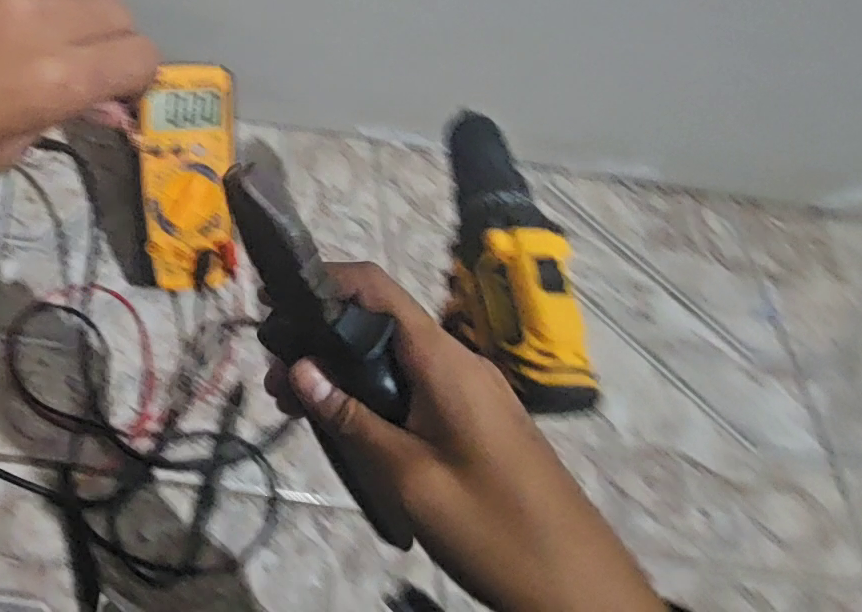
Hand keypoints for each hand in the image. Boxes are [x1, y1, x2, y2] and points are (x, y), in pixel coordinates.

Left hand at [0, 0, 158, 205]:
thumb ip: (60, 115)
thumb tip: (107, 103)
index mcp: (52, 78)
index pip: (138, 56)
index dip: (136, 79)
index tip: (117, 91)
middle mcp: (36, 17)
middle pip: (115, 10)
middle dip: (111, 42)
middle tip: (81, 65)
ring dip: (76, 0)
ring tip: (46, 23)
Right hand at [262, 263, 662, 611]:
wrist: (586, 596)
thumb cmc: (495, 530)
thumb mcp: (409, 478)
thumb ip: (351, 418)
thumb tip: (298, 368)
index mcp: (444, 361)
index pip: (376, 287)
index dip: (324, 281)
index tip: (276, 306)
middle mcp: (457, 362)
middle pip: (377, 323)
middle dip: (319, 340)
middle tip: (275, 380)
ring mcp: (470, 390)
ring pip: (391, 358)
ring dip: (341, 372)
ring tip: (295, 407)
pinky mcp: (474, 418)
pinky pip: (411, 386)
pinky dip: (370, 394)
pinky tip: (342, 425)